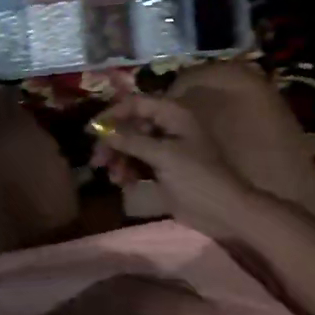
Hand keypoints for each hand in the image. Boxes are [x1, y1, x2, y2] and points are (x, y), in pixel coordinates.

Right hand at [87, 95, 256, 237]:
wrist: (222, 210)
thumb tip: (103, 131)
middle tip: (97, 161)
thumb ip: (132, 141)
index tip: (93, 130)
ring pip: (131, 146)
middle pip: (130, 126)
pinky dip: (128, 171)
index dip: (113, 114)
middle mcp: (167, 127)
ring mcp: (164, 149)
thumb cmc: (197, 177)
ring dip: (118, 159)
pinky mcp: (161, 169)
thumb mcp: (163, 156)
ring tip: (114, 177)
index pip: (137, 103)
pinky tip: (123, 182)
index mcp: (174, 115)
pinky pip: (137, 163)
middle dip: (112, 142)